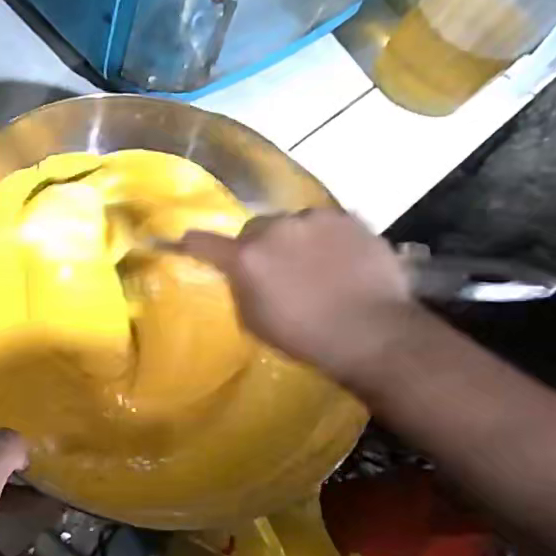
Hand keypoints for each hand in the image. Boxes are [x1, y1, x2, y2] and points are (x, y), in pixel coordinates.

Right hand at [178, 208, 420, 377]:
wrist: (371, 332)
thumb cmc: (304, 337)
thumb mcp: (255, 321)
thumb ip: (241, 289)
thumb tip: (240, 274)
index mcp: (247, 258)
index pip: (205, 243)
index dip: (192, 243)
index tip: (184, 241)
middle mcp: (276, 228)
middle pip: (256, 228)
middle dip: (259, 245)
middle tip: (273, 269)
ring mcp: (316, 219)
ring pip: (294, 223)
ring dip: (295, 240)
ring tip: (315, 267)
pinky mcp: (350, 218)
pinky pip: (328, 225)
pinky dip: (328, 240)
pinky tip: (340, 263)